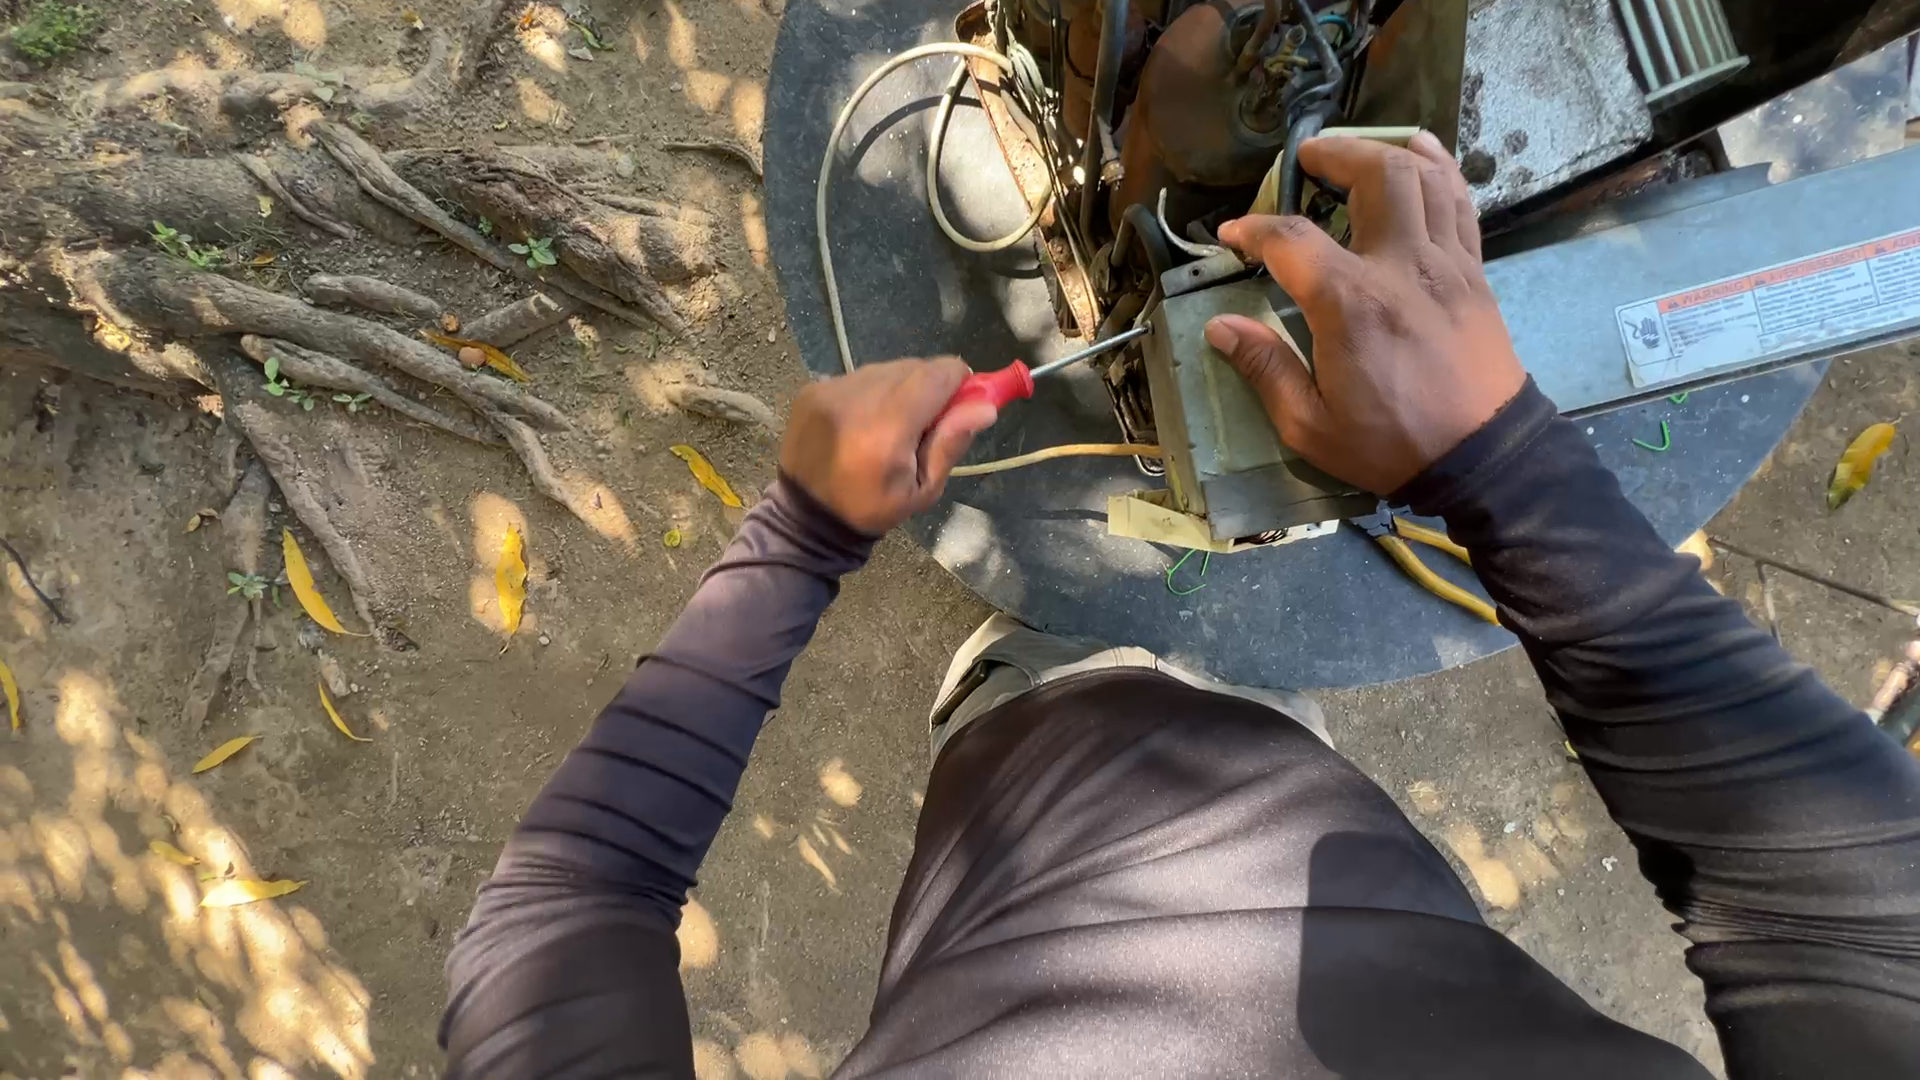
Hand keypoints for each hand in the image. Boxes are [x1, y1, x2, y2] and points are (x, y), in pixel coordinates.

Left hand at [779, 357, 997, 533]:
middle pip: (915, 367)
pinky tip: (864, 422)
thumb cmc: (870, 508)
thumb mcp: (922, 490)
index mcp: (888, 428)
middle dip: (930, 388)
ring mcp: (832, 389)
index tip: (961, 403)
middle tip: (926, 424)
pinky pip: (859, 376)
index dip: (959, 382)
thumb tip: (986, 406)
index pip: (938, 374)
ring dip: (901, 388)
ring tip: (892, 425)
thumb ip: (951, 443)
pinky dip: (872, 392)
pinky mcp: (813, 388)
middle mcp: (858, 398)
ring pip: (887, 368)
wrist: (806, 517)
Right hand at [1203, 131, 1525, 494]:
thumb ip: (1264, 368)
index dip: (1254, 230)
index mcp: (1351, 305)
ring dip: (1389, 151)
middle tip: (1305, 157)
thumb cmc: (1386, 443)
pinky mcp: (1474, 273)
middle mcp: (1402, 267)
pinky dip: (1439, 170)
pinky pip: (1460, 202)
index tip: (1230, 235)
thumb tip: (1219, 328)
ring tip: (1358, 149)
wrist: (1482, 456)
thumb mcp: (1307, 423)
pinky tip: (1423, 158)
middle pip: (1378, 177)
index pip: (1293, 242)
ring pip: (1427, 177)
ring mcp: (1447, 264)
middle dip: (1338, 155)